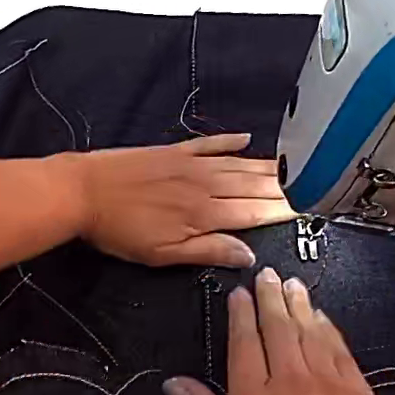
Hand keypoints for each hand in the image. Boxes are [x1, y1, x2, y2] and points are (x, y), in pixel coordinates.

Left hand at [64, 134, 291, 268]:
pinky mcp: (175, 151)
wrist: (84, 191)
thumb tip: (248, 255)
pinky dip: (229, 141)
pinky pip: (210, 144)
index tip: (305, 207)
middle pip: (252, 185)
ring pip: (238, 165)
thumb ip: (208, 251)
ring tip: (291, 166)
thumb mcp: (163, 254)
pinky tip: (246, 139)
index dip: (281, 210)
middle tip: (311, 182)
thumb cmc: (121, 230)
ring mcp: (191, 164)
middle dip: (284, 185)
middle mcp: (205, 185)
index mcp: (204, 213)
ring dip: (266, 166)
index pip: (254, 211)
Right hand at [164, 270, 394, 394]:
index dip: (240, 314)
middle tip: (266, 274)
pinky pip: (342, 350)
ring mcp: (333, 388)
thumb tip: (178, 387)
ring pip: (311, 332)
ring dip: (300, 304)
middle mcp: (293, 386)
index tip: (238, 295)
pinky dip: (330, 328)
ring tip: (291, 284)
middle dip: (270, 297)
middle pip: (279, 328)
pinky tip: (325, 319)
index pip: (244, 343)